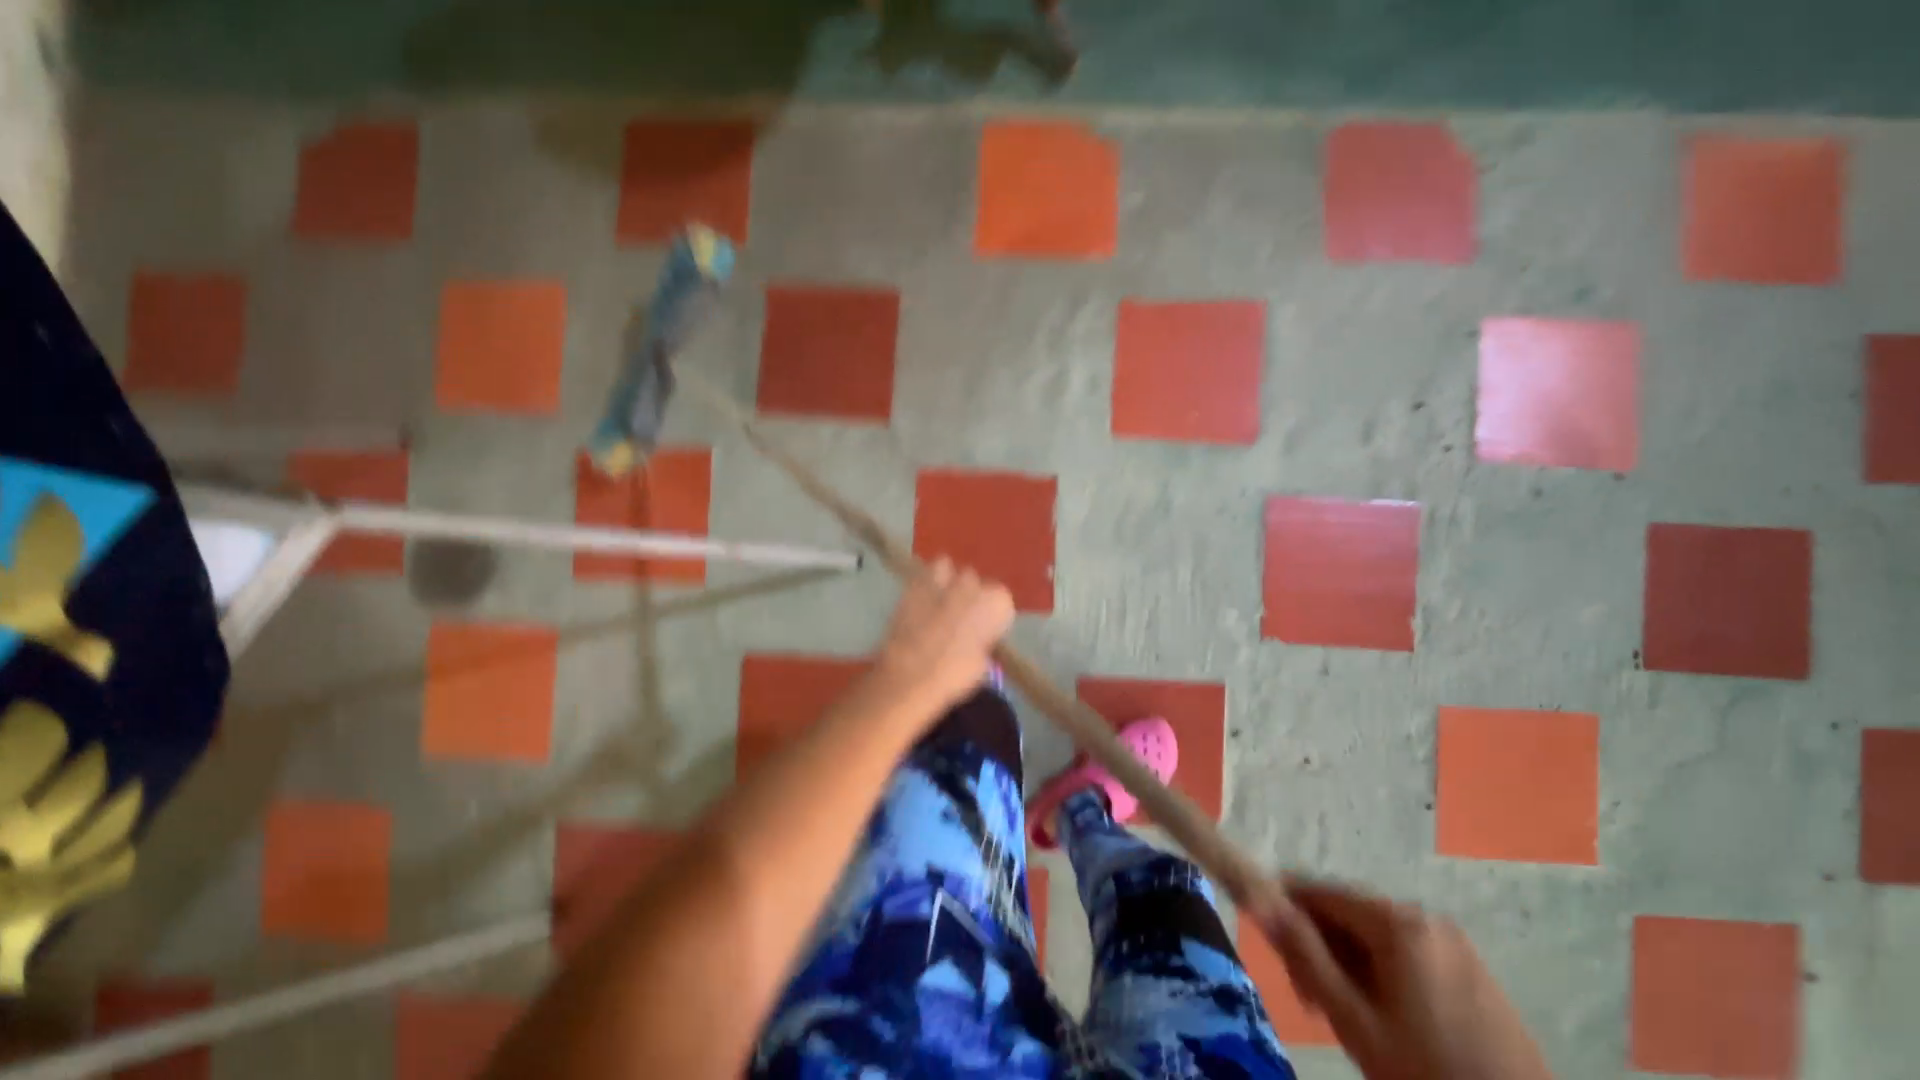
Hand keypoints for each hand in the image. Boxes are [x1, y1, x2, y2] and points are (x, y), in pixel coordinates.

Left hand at [871, 559, 1014, 713]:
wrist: (910, 673)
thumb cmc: (954, 674)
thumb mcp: (982, 666)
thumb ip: (983, 644)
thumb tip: (977, 643)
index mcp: (996, 603)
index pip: (1002, 600)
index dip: (992, 616)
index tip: (984, 632)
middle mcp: (972, 584)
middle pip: (974, 582)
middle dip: (969, 596)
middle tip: (960, 619)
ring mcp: (940, 580)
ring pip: (947, 569)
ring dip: (946, 582)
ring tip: (939, 603)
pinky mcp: (912, 584)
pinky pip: (922, 576)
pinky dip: (923, 586)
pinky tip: (919, 603)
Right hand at [1256, 877, 1553, 1079]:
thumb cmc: (1423, 1069)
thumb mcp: (1352, 1018)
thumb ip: (1303, 955)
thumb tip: (1258, 899)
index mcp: (1396, 922)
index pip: (1318, 890)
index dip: (1286, 914)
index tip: (1275, 957)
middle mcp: (1425, 916)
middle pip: (1348, 913)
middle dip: (1320, 947)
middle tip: (1311, 1002)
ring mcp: (1453, 941)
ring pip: (1377, 935)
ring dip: (1349, 964)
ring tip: (1347, 1016)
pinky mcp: (1470, 967)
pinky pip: (1409, 952)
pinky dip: (1383, 972)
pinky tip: (1385, 1016)